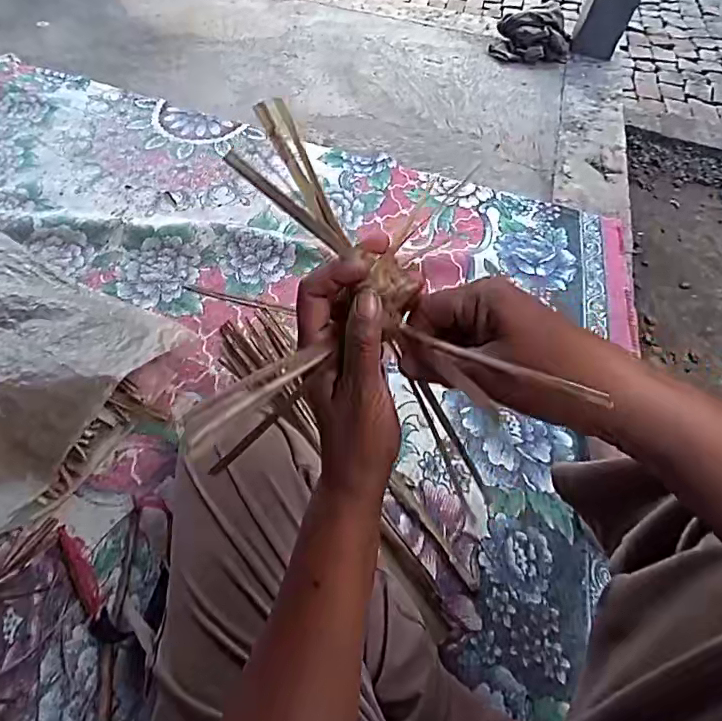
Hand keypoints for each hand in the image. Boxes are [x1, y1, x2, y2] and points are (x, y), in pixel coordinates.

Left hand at [296, 237, 400, 501]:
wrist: (359, 475)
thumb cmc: (358, 440)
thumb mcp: (364, 391)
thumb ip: (363, 344)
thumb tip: (368, 295)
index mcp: (314, 346)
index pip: (314, 293)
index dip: (336, 270)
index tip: (368, 260)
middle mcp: (323, 339)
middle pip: (333, 289)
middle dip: (357, 264)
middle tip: (387, 245)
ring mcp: (341, 345)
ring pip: (353, 300)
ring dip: (375, 280)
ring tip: (404, 267)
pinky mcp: (359, 353)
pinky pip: (369, 317)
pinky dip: (386, 302)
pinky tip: (408, 294)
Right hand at [400, 276, 612, 431]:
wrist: (610, 392)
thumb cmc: (545, 375)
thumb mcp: (484, 371)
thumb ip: (438, 362)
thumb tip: (402, 361)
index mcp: (480, 292)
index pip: (425, 307)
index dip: (412, 337)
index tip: (408, 370)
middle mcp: (487, 295)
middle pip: (439, 317)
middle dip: (431, 349)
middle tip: (432, 383)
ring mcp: (501, 313)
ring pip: (455, 332)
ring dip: (449, 358)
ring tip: (455, 385)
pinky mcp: (511, 331)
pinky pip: (474, 340)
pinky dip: (467, 361)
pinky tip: (473, 382)